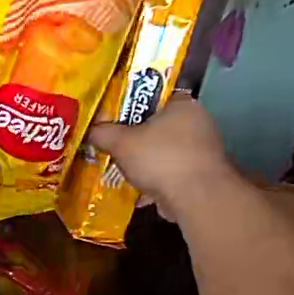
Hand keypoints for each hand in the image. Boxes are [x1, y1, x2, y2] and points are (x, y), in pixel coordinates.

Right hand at [86, 96, 240, 221]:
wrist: (196, 197)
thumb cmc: (160, 158)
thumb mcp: (122, 142)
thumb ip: (103, 133)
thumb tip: (90, 130)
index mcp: (182, 104)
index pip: (154, 97)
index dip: (132, 107)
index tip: (114, 121)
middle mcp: (198, 123)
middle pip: (159, 128)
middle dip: (137, 142)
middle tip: (116, 150)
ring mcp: (204, 151)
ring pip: (165, 154)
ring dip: (147, 166)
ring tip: (125, 175)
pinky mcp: (203, 177)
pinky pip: (173, 175)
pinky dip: (158, 184)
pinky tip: (141, 196)